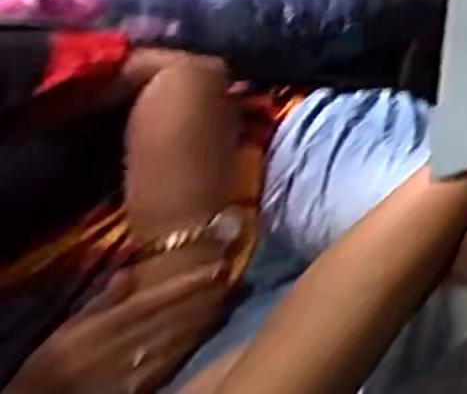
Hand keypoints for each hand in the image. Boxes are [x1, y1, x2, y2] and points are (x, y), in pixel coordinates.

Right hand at [7, 265, 226, 393]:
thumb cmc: (51, 364)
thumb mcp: (66, 332)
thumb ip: (101, 302)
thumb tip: (131, 271)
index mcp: (95, 331)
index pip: (152, 301)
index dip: (190, 282)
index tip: (221, 265)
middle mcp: (111, 350)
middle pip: (173, 316)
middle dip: (209, 295)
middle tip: (234, 277)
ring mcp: (124, 370)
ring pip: (180, 335)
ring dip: (209, 314)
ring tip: (231, 295)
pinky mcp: (134, 387)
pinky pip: (174, 358)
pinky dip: (196, 339)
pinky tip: (212, 324)